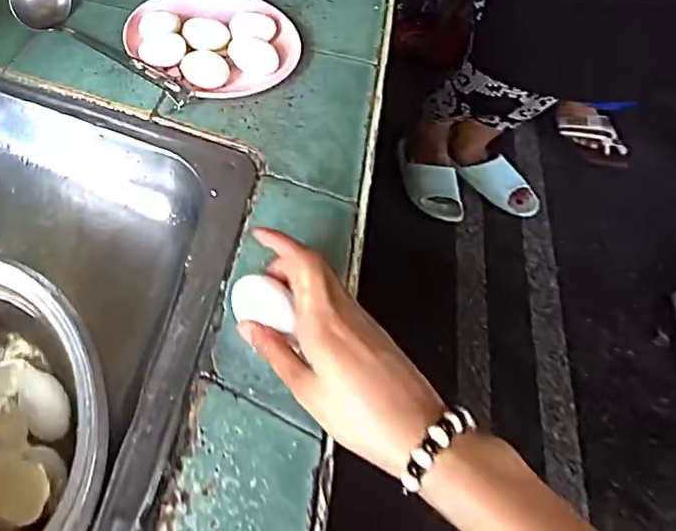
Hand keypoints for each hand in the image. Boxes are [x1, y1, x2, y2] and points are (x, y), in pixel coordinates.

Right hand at [238, 229, 447, 477]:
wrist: (424, 438)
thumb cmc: (368, 419)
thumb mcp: (307, 391)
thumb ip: (275, 352)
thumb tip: (251, 329)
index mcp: (323, 320)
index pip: (302, 261)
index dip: (279, 241)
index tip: (261, 236)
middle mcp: (344, 311)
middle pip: (313, 264)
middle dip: (284, 262)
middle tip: (265, 283)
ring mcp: (362, 319)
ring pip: (325, 281)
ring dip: (299, 281)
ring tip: (283, 312)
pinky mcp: (373, 331)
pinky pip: (337, 299)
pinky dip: (315, 300)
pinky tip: (308, 330)